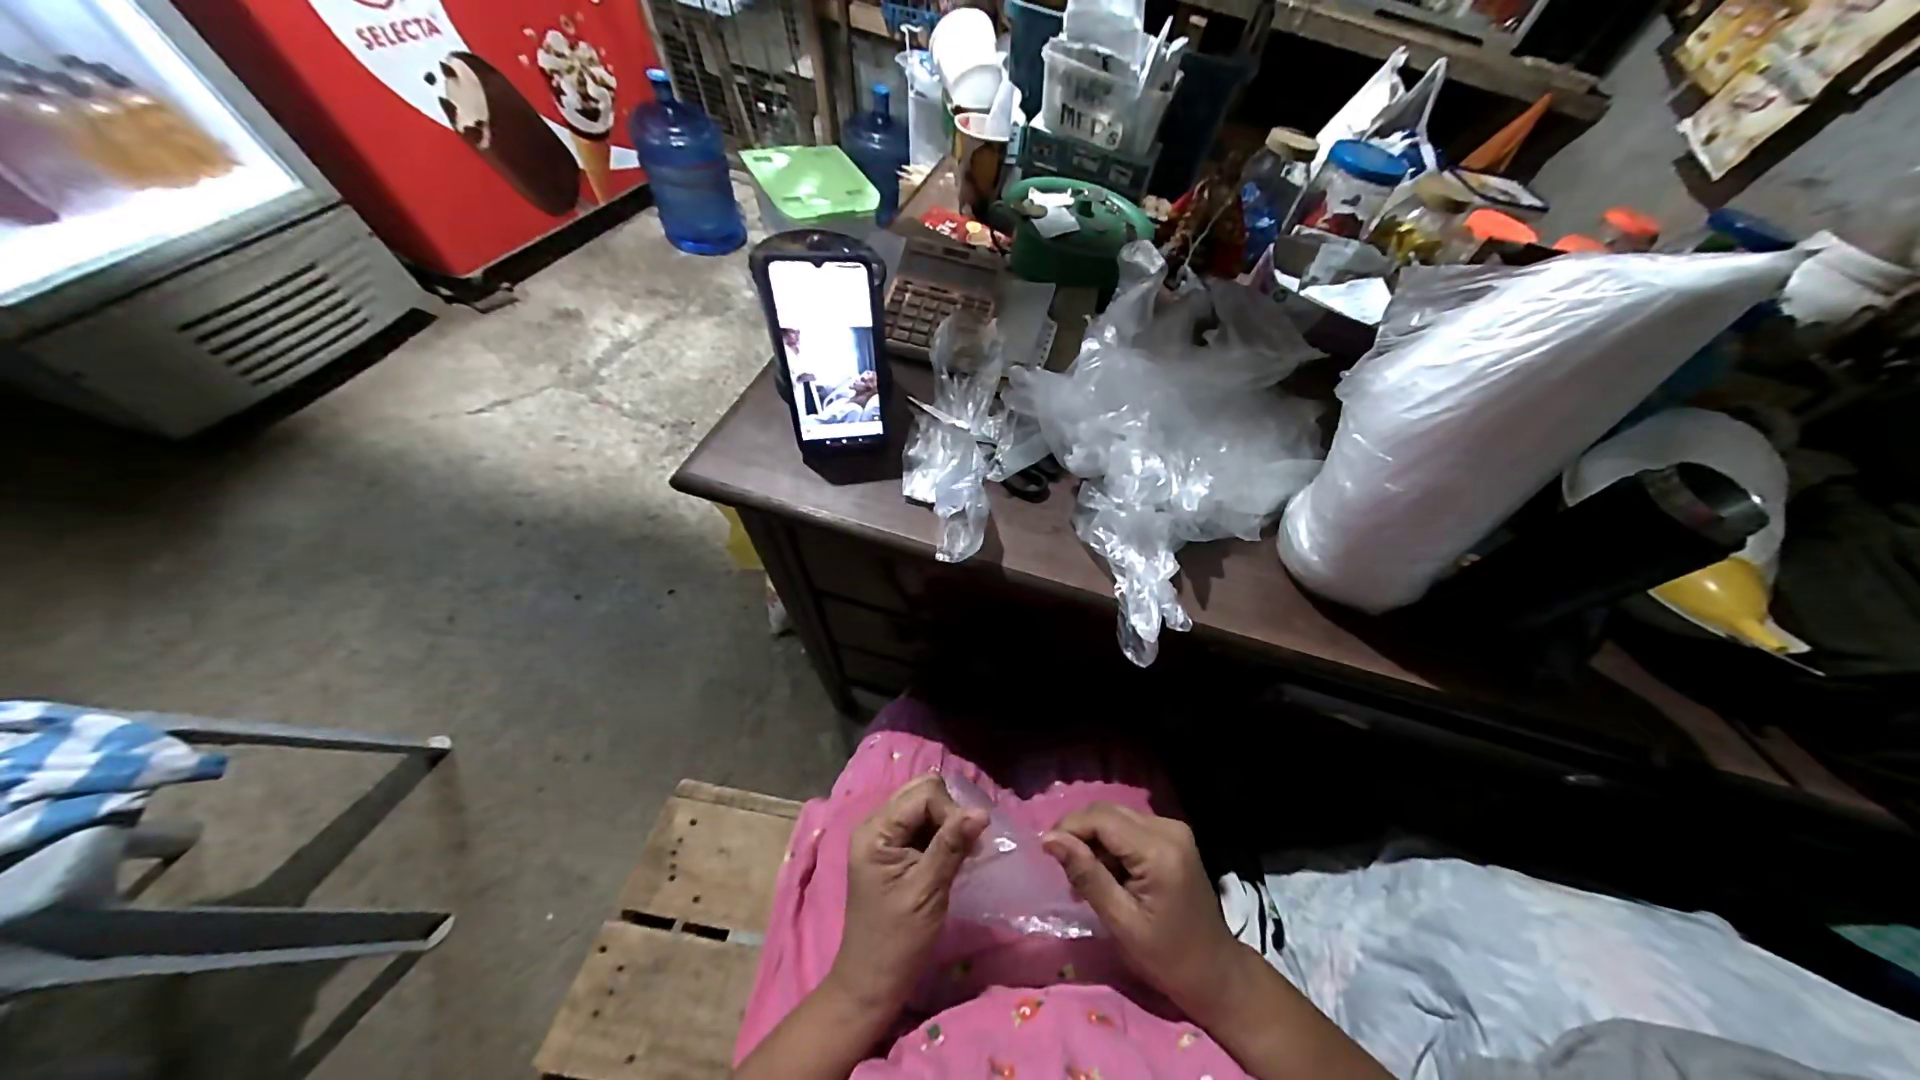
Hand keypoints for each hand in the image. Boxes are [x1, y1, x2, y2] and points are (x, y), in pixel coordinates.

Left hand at [828, 774, 987, 1012]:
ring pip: (925, 806)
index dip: (951, 812)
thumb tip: (982, 811)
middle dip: (950, 813)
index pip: (923, 794)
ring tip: (963, 854)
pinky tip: (953, 856)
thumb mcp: (927, 891)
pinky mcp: (894, 850)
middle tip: (966, 847)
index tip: (968, 845)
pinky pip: (923, 825)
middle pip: (923, 792)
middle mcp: (876, 824)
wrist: (872, 981)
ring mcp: (884, 836)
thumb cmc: (897, 941)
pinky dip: (942, 835)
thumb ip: (952, 846)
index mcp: (875, 830)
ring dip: (948, 824)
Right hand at [1042, 802, 1251, 1017]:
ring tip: (1083, 877)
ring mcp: (1173, 830)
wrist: (1215, 972)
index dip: (1069, 828)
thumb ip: (1087, 875)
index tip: (1046, 852)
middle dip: (1079, 833)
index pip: (1101, 819)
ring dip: (1093, 839)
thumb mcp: (1121, 921)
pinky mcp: (1173, 837)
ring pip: (1116, 816)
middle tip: (1063, 868)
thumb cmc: (1167, 956)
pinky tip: (1106, 873)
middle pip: (1107, 812)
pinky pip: (1129, 827)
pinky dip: (1111, 844)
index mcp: (1159, 850)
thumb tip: (1050, 840)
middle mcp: (1168, 828)